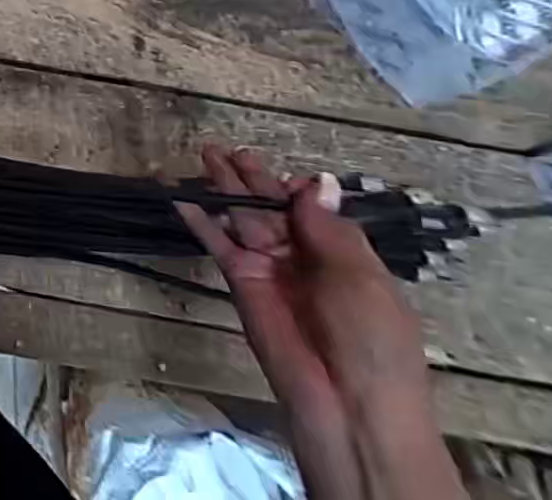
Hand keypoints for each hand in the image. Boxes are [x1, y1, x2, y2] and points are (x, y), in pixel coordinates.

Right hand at [174, 146, 460, 499]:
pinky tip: (180, 197)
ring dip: (223, 186)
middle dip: (250, 176)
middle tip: (226, 149)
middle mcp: (302, 255)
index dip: (296, 189)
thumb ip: (328, 227)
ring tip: (204, 155)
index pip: (312, 209)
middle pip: (271, 206)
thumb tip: (315, 179)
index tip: (285, 175)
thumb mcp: (361, 278)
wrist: (346, 403)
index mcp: (342, 254)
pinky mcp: (240, 278)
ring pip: (241, 215)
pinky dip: (199, 220)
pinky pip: (218, 242)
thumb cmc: (371, 340)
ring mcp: (268, 266)